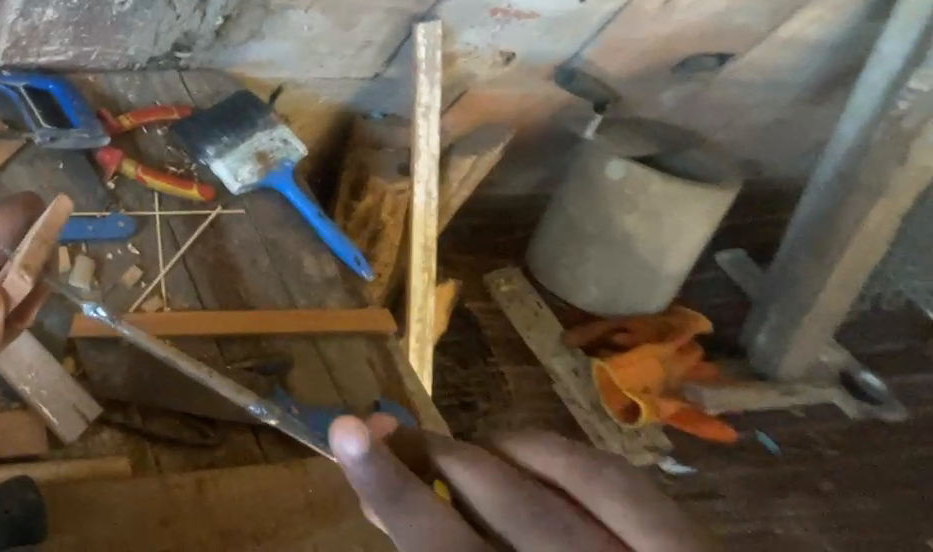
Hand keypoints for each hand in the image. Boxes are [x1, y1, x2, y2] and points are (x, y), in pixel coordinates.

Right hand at [330, 417, 710, 551]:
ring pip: (562, 475)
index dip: (391, 486)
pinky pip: (620, 481)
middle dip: (436, 454)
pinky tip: (523, 456)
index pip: (440, 549)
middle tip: (396, 440)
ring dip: (494, 450)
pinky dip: (558, 454)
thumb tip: (372, 495)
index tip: (347, 428)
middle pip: (500, 499)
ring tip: (461, 454)